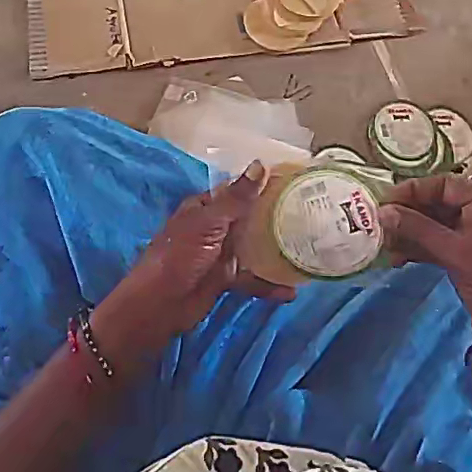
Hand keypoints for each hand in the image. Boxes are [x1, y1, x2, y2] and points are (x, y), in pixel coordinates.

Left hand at [93, 163, 294, 375]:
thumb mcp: (209, 222)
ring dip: (275, 248)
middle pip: (249, 217)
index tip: (294, 181)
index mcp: (205, 206)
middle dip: (275, 215)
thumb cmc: (180, 255)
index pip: (237, 189)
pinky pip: (252, 278)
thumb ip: (237, 198)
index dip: (262, 184)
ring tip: (307, 247)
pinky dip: (269, 284)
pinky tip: (291, 289)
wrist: (159, 306)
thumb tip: (261, 165)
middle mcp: (214, 226)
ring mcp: (220, 253)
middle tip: (312, 211)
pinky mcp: (226, 279)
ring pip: (254, 246)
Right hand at [381, 176, 471, 375]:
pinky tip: (398, 258)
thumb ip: (417, 228)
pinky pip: (441, 246)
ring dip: (411, 234)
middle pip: (440, 205)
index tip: (385, 201)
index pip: (445, 185)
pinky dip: (421, 250)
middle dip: (409, 215)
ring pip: (437, 227)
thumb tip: (383, 211)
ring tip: (385, 245)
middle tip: (380, 224)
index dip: (413, 191)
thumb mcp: (455, 252)